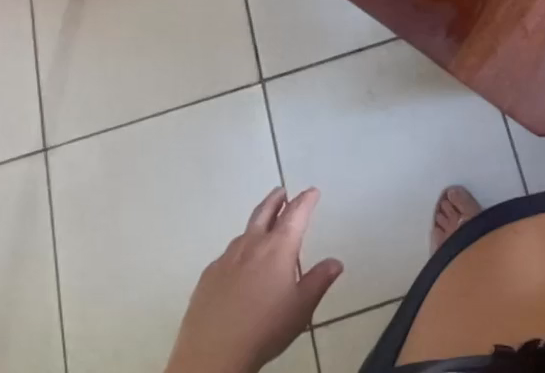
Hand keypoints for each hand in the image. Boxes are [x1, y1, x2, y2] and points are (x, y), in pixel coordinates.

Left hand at [166, 188, 342, 372]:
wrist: (213, 352)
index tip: (312, 191)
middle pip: (265, 212)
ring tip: (263, 229)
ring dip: (257, 224)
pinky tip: (239, 267)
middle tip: (282, 191)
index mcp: (278, 249)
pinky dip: (240, 251)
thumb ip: (319, 281)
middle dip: (276, 199)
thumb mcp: (301, 308)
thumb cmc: (265, 328)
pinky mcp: (209, 275)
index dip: (306, 200)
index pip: (295, 214)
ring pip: (245, 232)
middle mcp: (252, 245)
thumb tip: (336, 262)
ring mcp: (226, 258)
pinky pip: (228, 255)